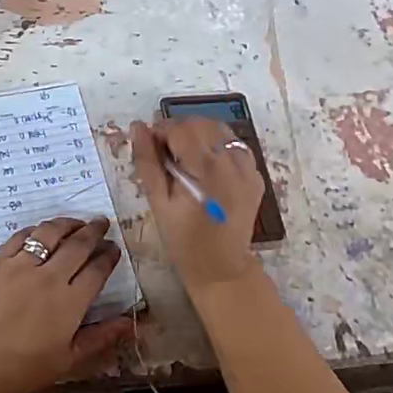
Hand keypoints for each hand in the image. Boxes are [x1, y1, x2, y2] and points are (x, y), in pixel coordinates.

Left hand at [0, 217, 130, 392]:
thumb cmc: (22, 369)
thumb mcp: (67, 360)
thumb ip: (100, 337)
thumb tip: (131, 323)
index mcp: (71, 302)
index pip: (97, 269)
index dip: (109, 255)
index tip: (114, 248)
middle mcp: (49, 276)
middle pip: (78, 244)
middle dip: (94, 231)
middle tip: (102, 223)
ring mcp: (21, 265)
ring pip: (50, 233)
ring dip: (68, 224)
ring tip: (76, 222)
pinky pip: (20, 237)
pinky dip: (36, 230)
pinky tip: (41, 231)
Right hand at [130, 119, 267, 294]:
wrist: (221, 268)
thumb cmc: (184, 240)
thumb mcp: (158, 202)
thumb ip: (147, 161)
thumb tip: (137, 128)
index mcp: (207, 169)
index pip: (180, 129)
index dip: (160, 131)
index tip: (149, 146)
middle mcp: (232, 162)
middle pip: (201, 124)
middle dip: (178, 130)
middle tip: (163, 152)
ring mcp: (248, 168)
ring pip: (219, 130)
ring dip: (198, 134)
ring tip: (184, 156)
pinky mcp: (255, 175)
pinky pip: (234, 146)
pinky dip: (217, 146)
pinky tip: (205, 165)